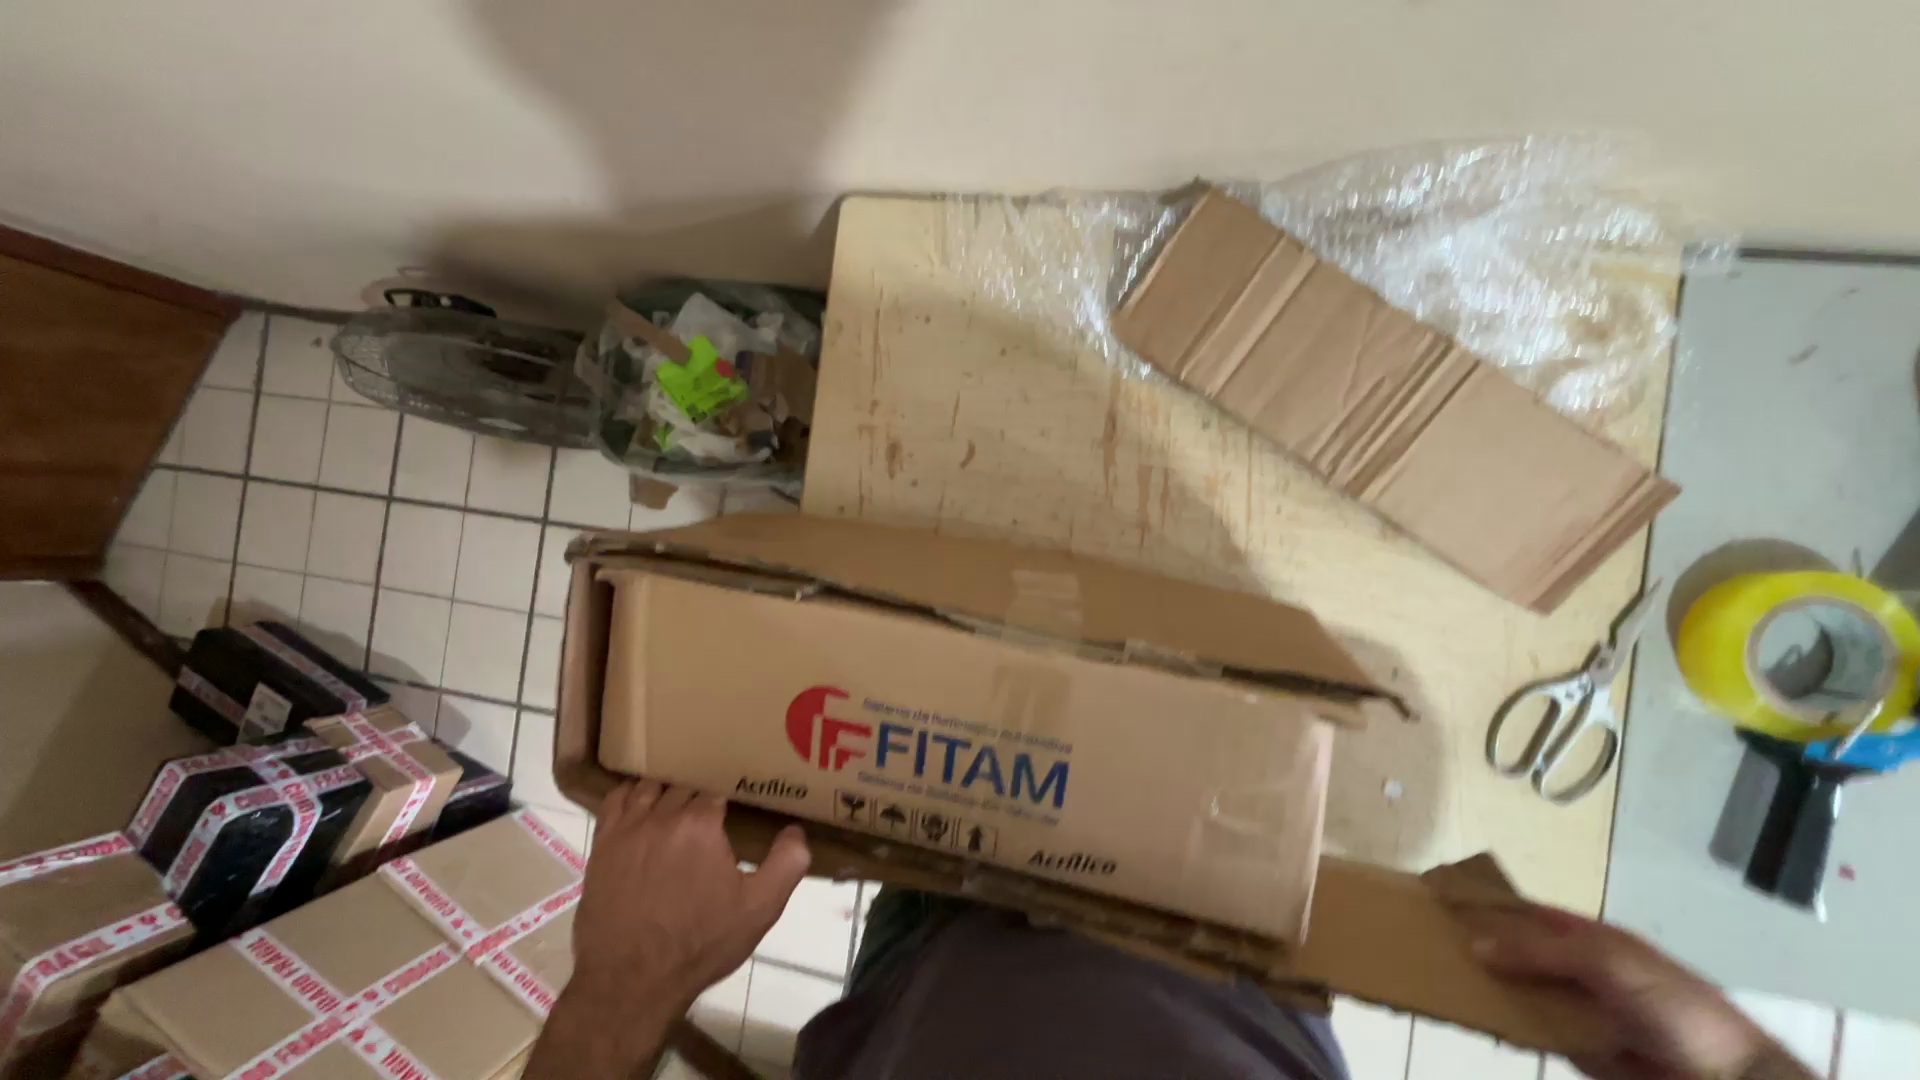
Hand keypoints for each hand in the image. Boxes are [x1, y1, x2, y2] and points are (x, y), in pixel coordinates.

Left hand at [527, 782, 809, 1079]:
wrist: (631, 982)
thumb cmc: (700, 944)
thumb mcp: (759, 909)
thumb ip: (787, 863)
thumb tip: (796, 830)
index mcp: (702, 824)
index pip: (718, 787)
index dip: (729, 794)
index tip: (737, 806)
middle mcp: (663, 815)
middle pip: (685, 785)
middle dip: (700, 793)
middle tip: (712, 810)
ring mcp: (628, 829)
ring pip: (651, 787)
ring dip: (667, 790)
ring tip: (678, 805)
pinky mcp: (602, 845)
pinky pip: (615, 800)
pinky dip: (630, 795)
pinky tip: (641, 806)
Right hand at [1456, 901, 1812, 1079]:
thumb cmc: (1673, 1006)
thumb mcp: (1606, 963)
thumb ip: (1541, 951)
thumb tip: (1475, 944)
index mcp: (1586, 937)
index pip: (1526, 912)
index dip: (1488, 905)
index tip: (1442, 901)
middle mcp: (1574, 968)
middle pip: (1515, 952)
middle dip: (1478, 946)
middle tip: (1428, 942)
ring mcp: (1574, 1008)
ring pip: (1517, 990)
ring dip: (1485, 986)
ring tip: (1438, 977)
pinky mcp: (1574, 1047)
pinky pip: (1529, 1030)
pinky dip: (1503, 1024)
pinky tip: (1473, 1016)